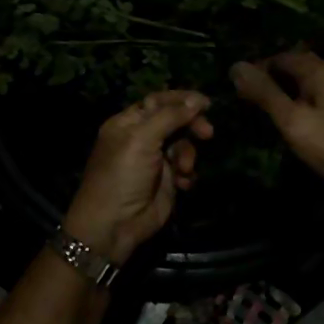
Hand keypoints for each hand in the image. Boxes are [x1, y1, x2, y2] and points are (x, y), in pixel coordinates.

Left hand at [64, 91, 214, 264]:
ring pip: (183, 145)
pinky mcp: (166, 181)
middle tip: (207, 133)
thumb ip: (169, 117)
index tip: (205, 103)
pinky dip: (188, 173)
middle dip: (192, 126)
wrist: (115, 224)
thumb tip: (195, 100)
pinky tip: (184, 183)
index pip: (157, 101)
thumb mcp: (142, 139)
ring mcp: (155, 160)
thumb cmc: (122, 175)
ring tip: (184, 169)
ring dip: (188, 154)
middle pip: (174, 121)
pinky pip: (185, 168)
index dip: (181, 99)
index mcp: (128, 123)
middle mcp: (141, 138)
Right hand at [232, 52, 323, 197]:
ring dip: (281, 90)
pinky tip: (286, 117)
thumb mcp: (292, 119)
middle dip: (268, 78)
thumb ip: (265, 93)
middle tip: (246, 100)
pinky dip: (294, 99)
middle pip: (291, 65)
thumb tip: (235, 66)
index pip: (278, 57)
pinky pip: (311, 93)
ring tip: (261, 110)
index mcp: (318, 69)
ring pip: (301, 80)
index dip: (256, 70)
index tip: (236, 91)